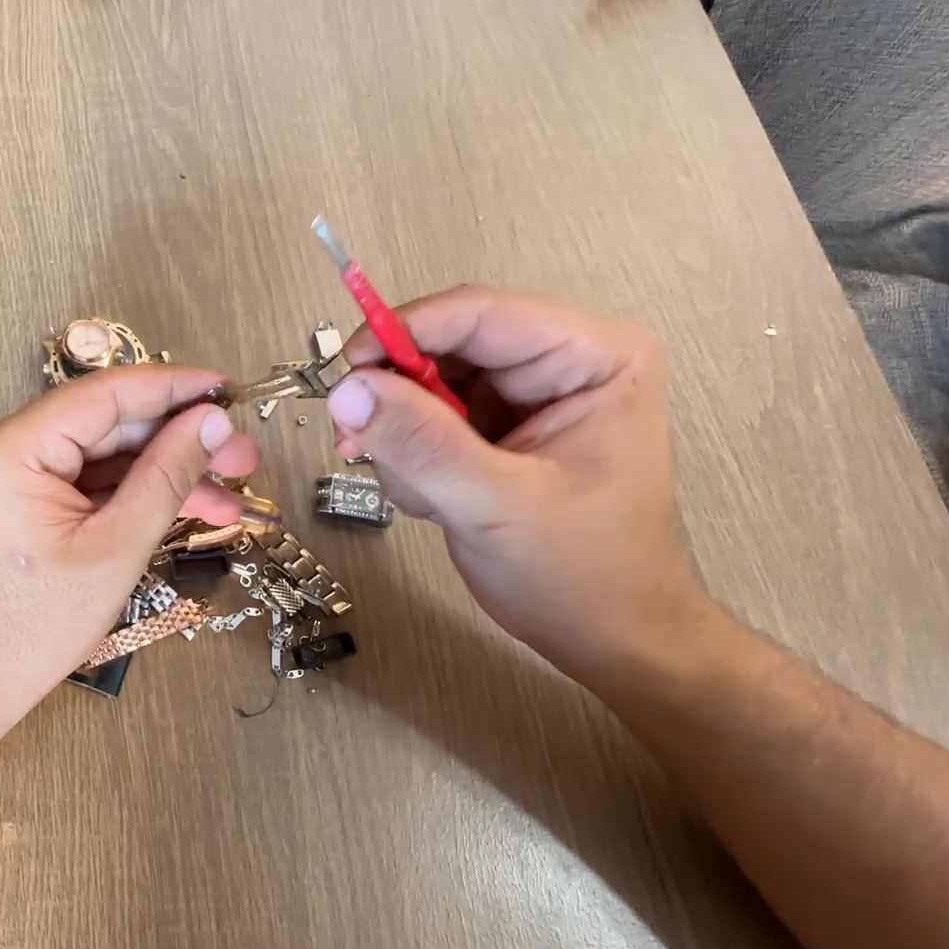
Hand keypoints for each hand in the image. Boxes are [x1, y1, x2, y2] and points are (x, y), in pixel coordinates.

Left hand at [0, 365, 260, 716]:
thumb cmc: (36, 627)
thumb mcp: (117, 547)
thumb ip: (167, 475)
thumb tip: (212, 422)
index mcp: (9, 448)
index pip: (105, 394)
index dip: (174, 388)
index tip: (228, 391)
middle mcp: (0, 446)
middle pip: (107, 424)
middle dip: (179, 440)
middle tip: (243, 456)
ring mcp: (7, 472)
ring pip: (102, 455)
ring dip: (163, 472)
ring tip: (228, 495)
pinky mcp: (18, 497)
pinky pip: (84, 481)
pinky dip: (131, 493)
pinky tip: (186, 506)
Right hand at [327, 285, 716, 678]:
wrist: (606, 635)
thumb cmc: (577, 571)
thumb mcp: (494, 504)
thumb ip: (419, 443)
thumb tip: (345, 390)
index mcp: (591, 358)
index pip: (479, 313)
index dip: (401, 333)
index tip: (342, 374)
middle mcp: (558, 365)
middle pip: (445, 347)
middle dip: (396, 398)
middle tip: (356, 445)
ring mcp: (525, 401)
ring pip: (424, 387)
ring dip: (402, 439)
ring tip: (423, 495)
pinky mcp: (496, 434)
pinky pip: (425, 423)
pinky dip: (410, 460)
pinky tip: (433, 500)